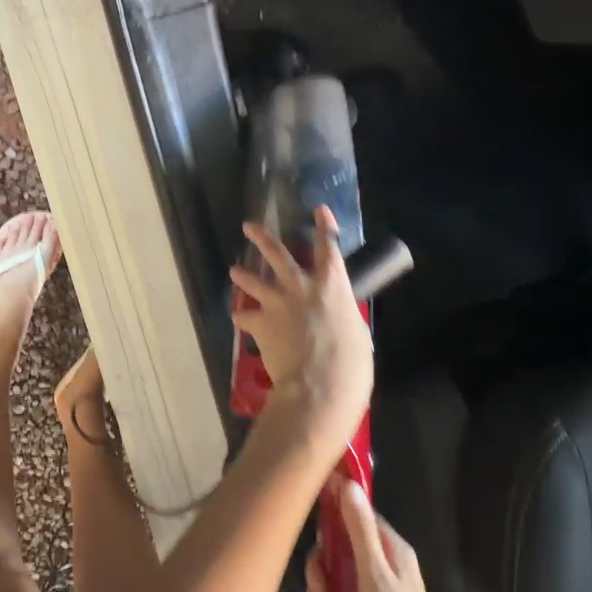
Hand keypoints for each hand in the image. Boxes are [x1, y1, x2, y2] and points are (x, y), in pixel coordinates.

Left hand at [229, 207, 373, 437]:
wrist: (320, 382)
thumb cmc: (351, 362)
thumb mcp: (357, 331)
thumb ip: (342, 316)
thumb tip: (337, 318)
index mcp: (332, 285)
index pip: (329, 247)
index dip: (324, 226)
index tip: (319, 209)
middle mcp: (301, 286)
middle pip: (278, 254)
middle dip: (262, 237)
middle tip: (248, 225)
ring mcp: (277, 302)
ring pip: (253, 280)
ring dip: (243, 274)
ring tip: (234, 270)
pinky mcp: (260, 322)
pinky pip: (245, 316)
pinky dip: (242, 318)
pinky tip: (240, 320)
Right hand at [304, 481, 457, 591]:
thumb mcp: (374, 575)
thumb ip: (360, 530)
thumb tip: (348, 482)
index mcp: (391, 551)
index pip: (356, 519)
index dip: (332, 525)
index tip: (315, 536)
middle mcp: (382, 568)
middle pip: (338, 553)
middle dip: (321, 574)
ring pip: (331, 582)